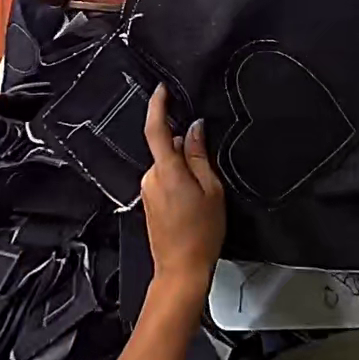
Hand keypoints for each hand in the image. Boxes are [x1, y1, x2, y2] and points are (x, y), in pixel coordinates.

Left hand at [139, 85, 225, 298]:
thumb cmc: (202, 233)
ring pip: (166, 164)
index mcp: (167, 171)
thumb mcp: (211, 189)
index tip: (163, 89)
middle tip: (208, 163)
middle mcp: (150, 177)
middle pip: (165, 147)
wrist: (181, 270)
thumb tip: (193, 128)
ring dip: (183, 166)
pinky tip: (194, 199)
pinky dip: (178, 179)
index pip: (155, 129)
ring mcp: (147, 190)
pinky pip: (163, 178)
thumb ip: (199, 155)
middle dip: (184, 145)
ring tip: (204, 189)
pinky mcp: (149, 201)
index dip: (158, 105)